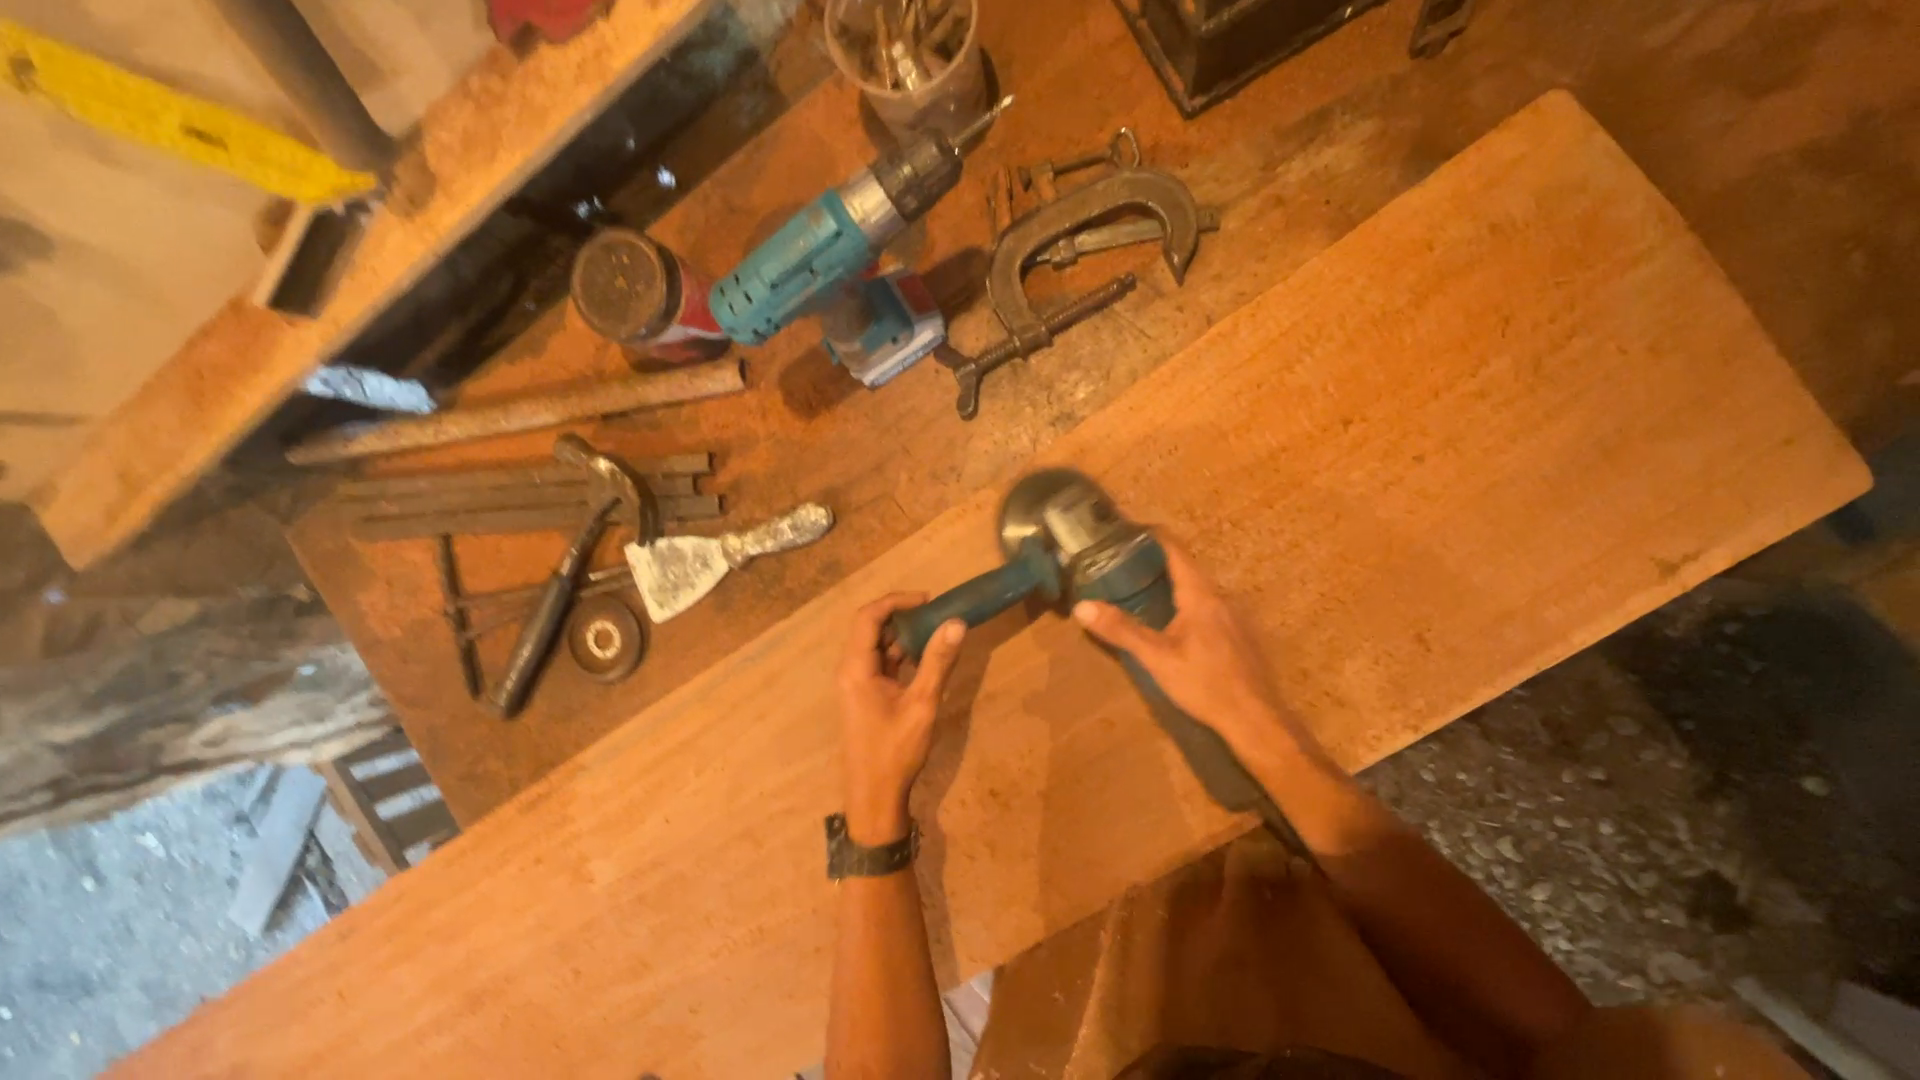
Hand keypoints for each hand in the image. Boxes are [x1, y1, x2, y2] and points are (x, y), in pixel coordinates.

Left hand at [837, 593, 966, 844]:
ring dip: (904, 636)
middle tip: (936, 613)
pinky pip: (882, 665)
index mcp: (855, 668)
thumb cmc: (894, 751)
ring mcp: (857, 685)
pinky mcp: (866, 697)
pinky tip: (927, 658)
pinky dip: (902, 656)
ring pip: (878, 647)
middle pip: (871, 628)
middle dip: (903, 616)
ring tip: (937, 631)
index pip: (868, 617)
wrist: (874, 798)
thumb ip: (938, 661)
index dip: (896, 601)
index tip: (928, 600)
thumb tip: (956, 623)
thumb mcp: (922, 704)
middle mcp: (850, 671)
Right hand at [1073, 539, 1314, 759]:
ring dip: (1172, 583)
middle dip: (1156, 561)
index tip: (1127, 530)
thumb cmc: (1205, 684)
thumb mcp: (1157, 658)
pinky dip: (1186, 602)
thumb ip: (1121, 630)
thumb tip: (1081, 606)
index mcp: (1201, 595)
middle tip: (1124, 561)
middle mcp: (1220, 598)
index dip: (1152, 536)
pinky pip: (1208, 607)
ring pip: (1198, 589)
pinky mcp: (1239, 636)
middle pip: (1187, 568)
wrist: (1254, 718)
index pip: (1176, 550)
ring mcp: (1234, 617)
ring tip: (1142, 587)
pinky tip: (1173, 621)